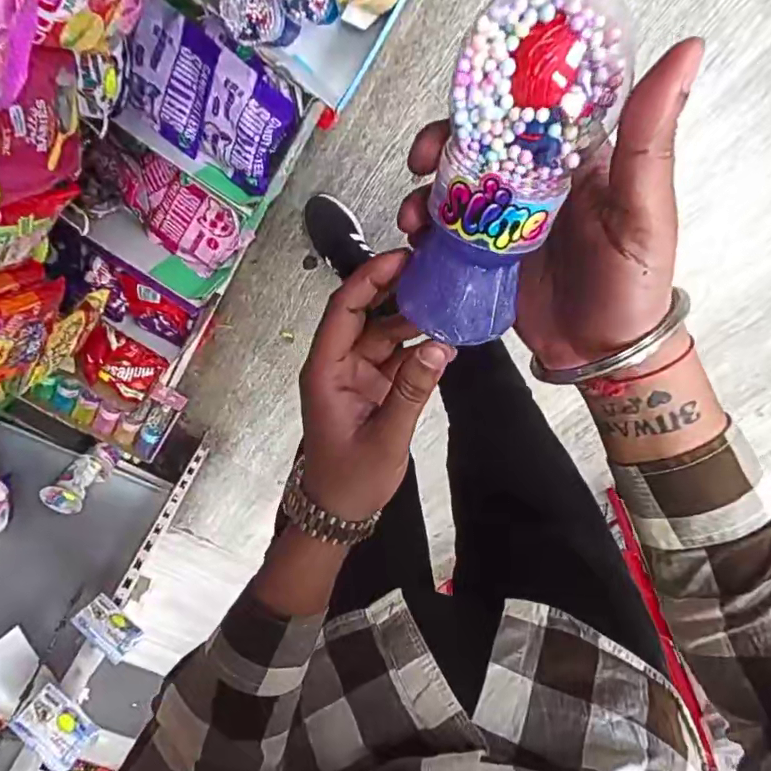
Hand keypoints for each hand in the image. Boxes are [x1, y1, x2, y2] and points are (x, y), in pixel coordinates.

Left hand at [297, 250, 454, 521]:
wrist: (339, 510)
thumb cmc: (349, 478)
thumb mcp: (385, 436)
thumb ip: (412, 391)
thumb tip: (440, 348)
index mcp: (326, 370)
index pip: (343, 309)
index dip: (370, 279)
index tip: (400, 259)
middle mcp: (339, 365)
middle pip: (364, 314)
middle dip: (393, 289)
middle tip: (428, 269)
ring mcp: (357, 376)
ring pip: (383, 333)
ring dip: (411, 318)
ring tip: (443, 299)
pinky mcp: (374, 388)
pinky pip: (396, 357)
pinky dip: (418, 347)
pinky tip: (442, 336)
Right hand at [397, 37, 705, 369]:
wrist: (603, 356)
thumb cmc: (635, 288)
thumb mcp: (646, 214)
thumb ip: (650, 140)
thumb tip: (685, 53)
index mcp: (580, 160)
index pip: (535, 106)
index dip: (496, 92)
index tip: (466, 95)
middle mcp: (541, 184)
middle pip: (484, 142)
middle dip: (446, 143)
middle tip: (424, 157)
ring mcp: (512, 220)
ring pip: (461, 186)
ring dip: (430, 190)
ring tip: (416, 214)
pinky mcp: (491, 255)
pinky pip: (454, 232)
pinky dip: (430, 231)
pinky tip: (420, 240)